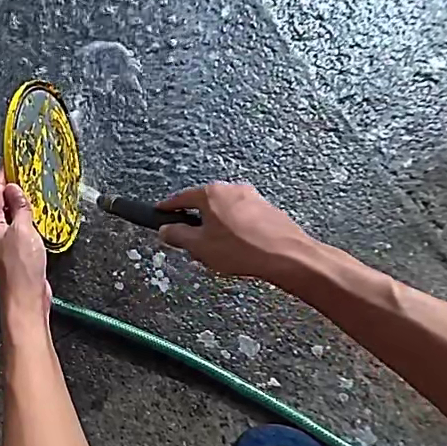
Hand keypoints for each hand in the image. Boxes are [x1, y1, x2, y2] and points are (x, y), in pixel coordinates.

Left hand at [0, 170, 50, 318]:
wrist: (25, 298)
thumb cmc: (21, 269)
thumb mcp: (23, 230)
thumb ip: (19, 208)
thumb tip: (15, 189)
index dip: (2, 176)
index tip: (8, 162)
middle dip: (9, 188)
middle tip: (21, 174)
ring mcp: (3, 243)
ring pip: (9, 216)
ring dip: (18, 204)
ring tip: (29, 192)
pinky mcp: (15, 252)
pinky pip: (18, 229)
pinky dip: (25, 219)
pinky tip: (34, 218)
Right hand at [156, 181, 314, 281]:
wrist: (285, 255)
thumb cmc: (243, 249)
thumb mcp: (199, 246)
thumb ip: (178, 236)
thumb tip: (165, 230)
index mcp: (212, 194)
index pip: (181, 197)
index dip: (168, 207)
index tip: (161, 211)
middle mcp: (232, 190)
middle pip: (205, 205)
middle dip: (197, 224)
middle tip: (193, 245)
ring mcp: (252, 198)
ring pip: (225, 213)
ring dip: (218, 230)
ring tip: (219, 254)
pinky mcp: (266, 210)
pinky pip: (242, 219)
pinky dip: (235, 232)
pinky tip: (238, 250)